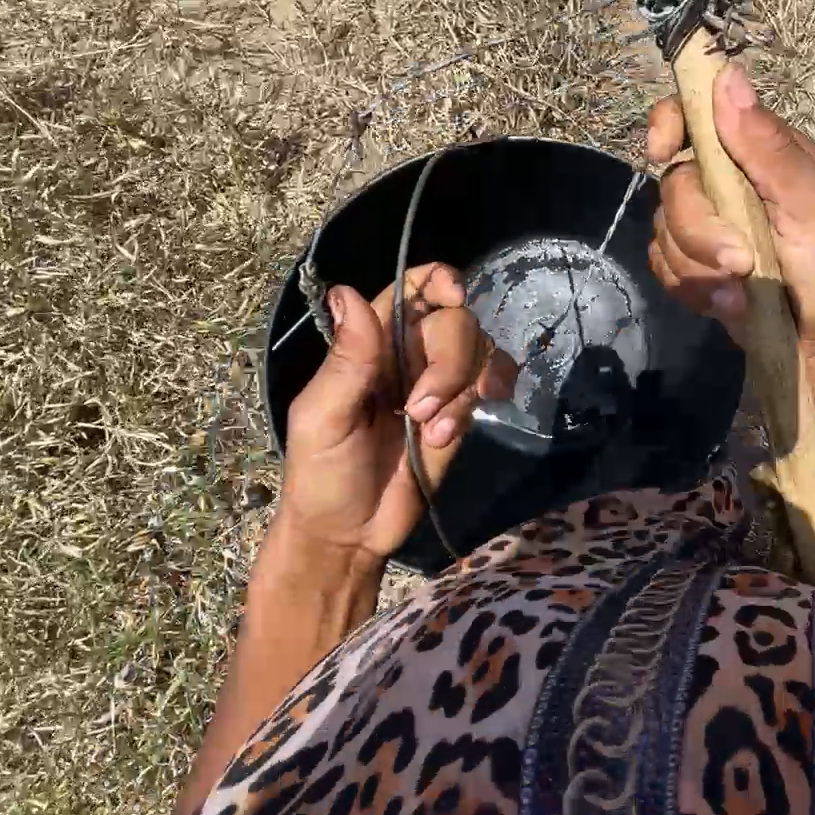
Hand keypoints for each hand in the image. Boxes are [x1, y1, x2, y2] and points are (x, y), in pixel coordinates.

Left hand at [279, 265, 515, 561]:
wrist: (352, 535)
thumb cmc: (321, 475)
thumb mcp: (323, 417)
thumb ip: (346, 359)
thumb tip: (347, 291)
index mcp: (371, 344)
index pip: (411, 287)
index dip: (438, 279)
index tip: (453, 298)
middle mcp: (410, 355)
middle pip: (456, 322)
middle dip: (449, 362)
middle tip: (420, 411)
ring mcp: (441, 383)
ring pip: (481, 351)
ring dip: (465, 388)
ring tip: (435, 434)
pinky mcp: (463, 413)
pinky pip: (493, 383)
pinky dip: (488, 397)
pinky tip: (456, 430)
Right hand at [646, 63, 814, 352]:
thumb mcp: (812, 204)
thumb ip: (768, 148)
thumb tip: (728, 76)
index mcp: (758, 153)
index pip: (697, 115)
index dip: (670, 124)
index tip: (662, 151)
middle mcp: (726, 182)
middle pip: (674, 183)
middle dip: (699, 231)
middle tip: (740, 264)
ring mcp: (707, 225)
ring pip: (664, 230)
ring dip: (699, 268)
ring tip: (741, 291)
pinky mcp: (694, 265)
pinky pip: (662, 266)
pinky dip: (691, 287)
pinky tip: (725, 302)